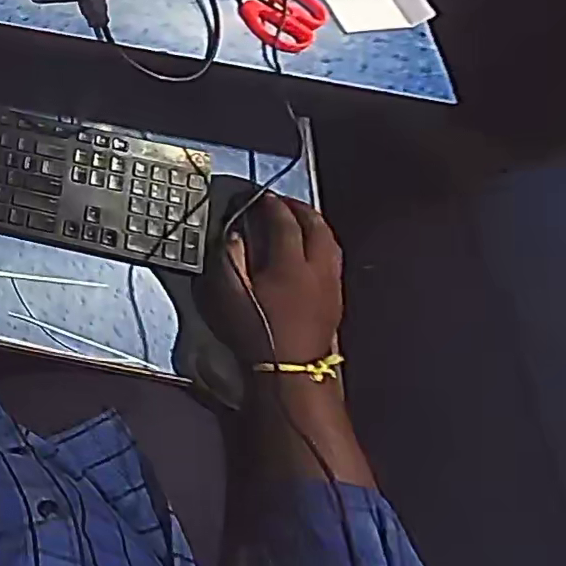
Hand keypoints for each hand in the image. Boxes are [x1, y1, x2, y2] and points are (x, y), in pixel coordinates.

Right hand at [200, 195, 341, 363]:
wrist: (289, 368)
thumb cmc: (255, 330)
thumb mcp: (230, 294)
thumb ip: (231, 259)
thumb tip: (233, 234)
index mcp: (289, 265)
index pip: (285, 223)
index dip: (272, 205)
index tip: (259, 196)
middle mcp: (317, 270)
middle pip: (317, 227)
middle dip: (300, 209)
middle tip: (282, 201)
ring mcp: (331, 284)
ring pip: (331, 242)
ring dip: (315, 224)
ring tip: (298, 217)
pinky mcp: (336, 298)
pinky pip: (333, 258)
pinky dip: (321, 242)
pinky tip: (309, 247)